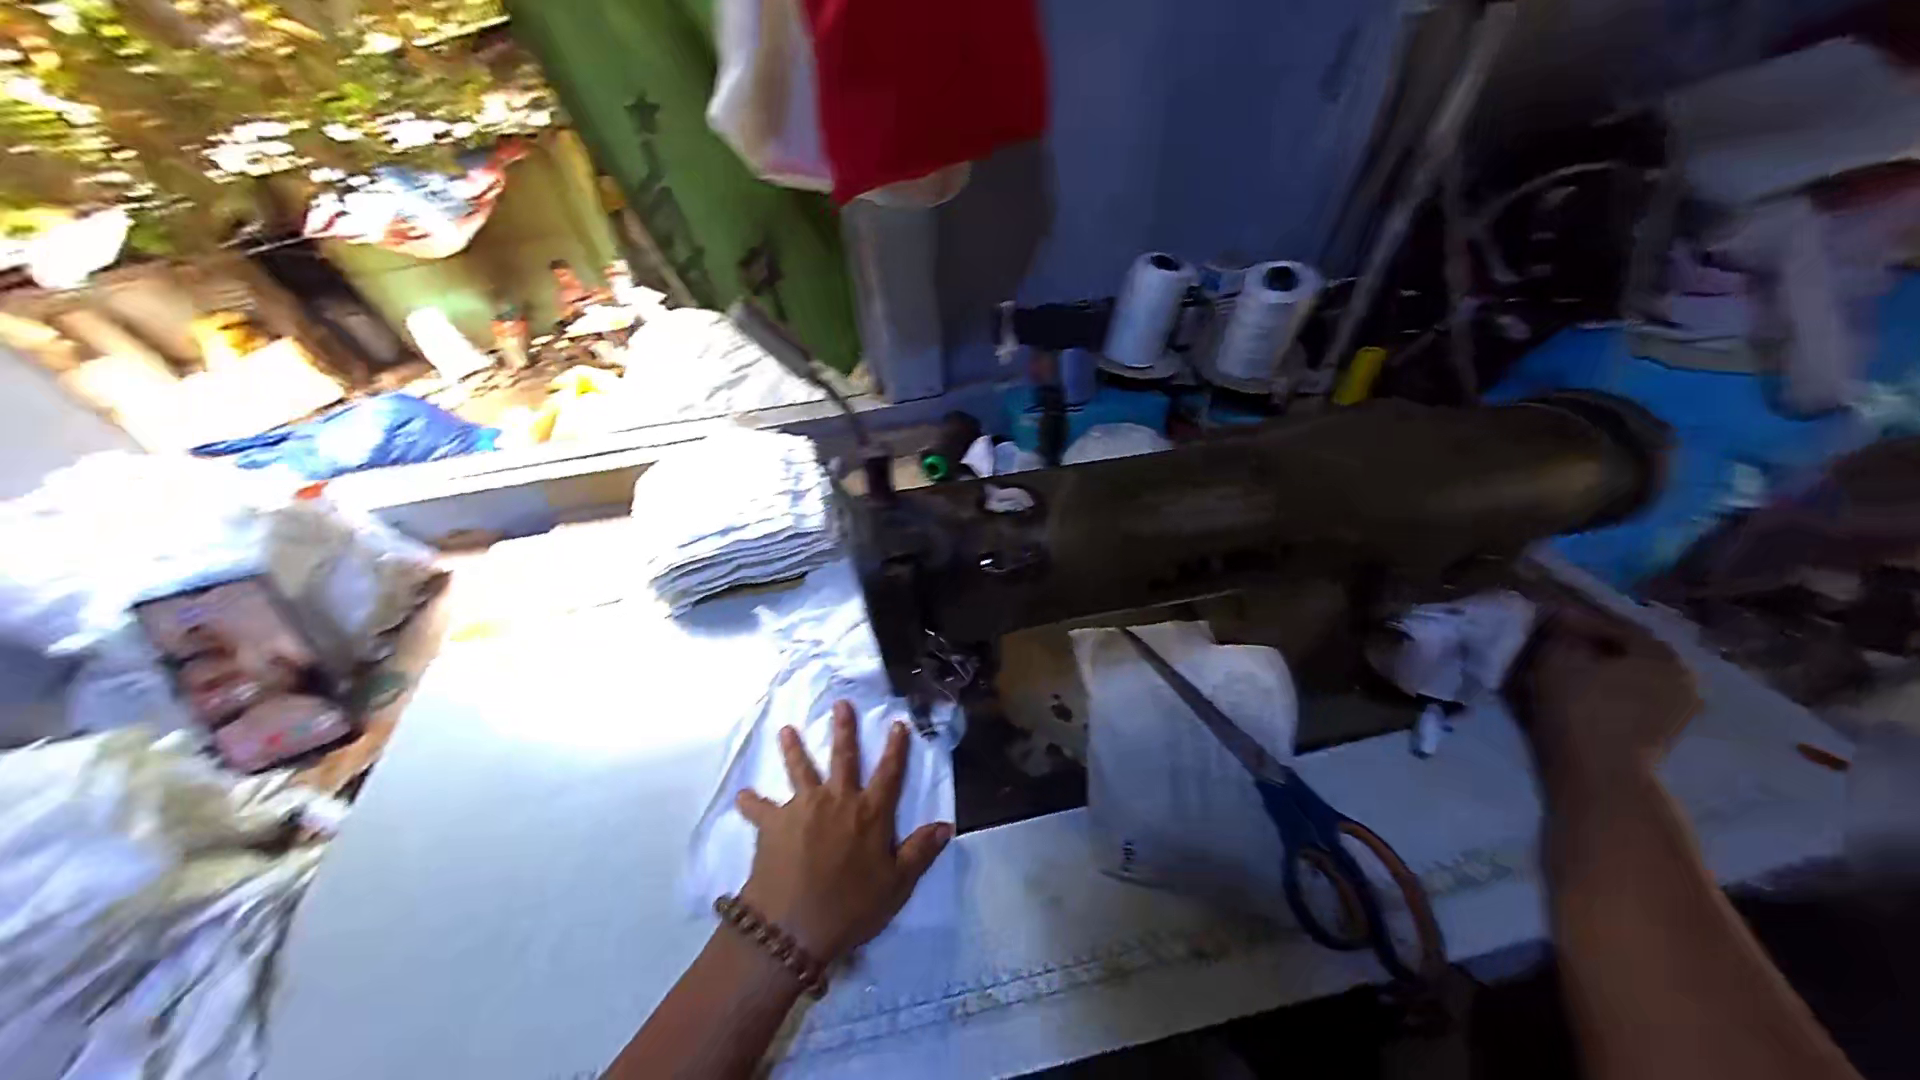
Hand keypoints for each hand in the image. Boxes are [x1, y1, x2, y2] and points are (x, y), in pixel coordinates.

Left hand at [733, 701, 952, 964]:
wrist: (793, 927)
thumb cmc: (851, 907)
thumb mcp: (896, 885)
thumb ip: (920, 852)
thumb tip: (945, 825)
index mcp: (870, 814)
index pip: (889, 773)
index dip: (895, 748)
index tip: (898, 723)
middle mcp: (838, 801)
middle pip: (843, 758)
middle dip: (844, 730)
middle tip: (840, 704)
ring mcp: (802, 808)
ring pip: (800, 770)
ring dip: (793, 749)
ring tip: (786, 730)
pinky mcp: (772, 823)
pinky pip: (759, 808)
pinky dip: (750, 802)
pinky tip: (741, 795)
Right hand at [1509, 604, 1701, 793]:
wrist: (1600, 772)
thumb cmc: (1579, 706)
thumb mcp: (1556, 657)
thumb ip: (1558, 632)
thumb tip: (1558, 619)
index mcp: (1662, 654)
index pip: (1613, 624)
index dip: (1574, 619)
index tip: (1542, 618)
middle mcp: (1681, 677)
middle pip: (1626, 651)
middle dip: (1589, 644)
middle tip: (1552, 641)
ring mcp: (1678, 709)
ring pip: (1629, 675)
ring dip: (1597, 669)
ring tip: (1562, 667)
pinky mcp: (1662, 732)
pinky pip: (1630, 698)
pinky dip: (1605, 690)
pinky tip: (1579, 691)